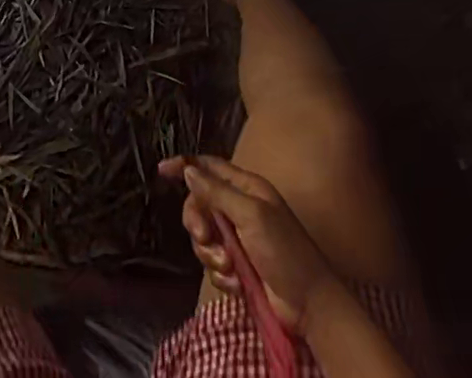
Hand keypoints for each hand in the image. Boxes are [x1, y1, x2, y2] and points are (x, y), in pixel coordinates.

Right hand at [160, 155, 339, 331]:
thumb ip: (218, 193)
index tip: (162, 171)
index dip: (185, 165)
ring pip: (204, 236)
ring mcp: (238, 237)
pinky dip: (221, 274)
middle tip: (206, 238)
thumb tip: (189, 170)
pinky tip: (237, 283)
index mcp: (247, 188)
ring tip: (231, 268)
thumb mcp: (252, 216)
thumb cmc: (285, 252)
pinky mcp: (237, 265)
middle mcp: (240, 208)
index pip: (209, 167)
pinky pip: (213, 262)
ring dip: (212, 254)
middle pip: (200, 203)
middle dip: (198, 223)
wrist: (309, 305)